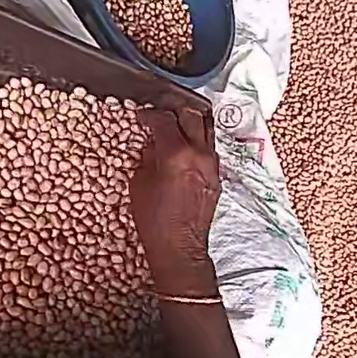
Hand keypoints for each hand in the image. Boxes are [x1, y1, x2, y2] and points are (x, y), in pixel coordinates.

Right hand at [130, 106, 220, 294]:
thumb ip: (147, 157)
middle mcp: (199, 154)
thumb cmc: (153, 219)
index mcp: (177, 154)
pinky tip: (184, 148)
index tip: (141, 115)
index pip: (164, 120)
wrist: (179, 246)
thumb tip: (152, 144)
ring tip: (175, 126)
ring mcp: (212, 165)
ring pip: (206, 129)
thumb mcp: (139, 183)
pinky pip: (208, 148)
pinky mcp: (217, 176)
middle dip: (174, 110)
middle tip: (160, 114)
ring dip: (190, 122)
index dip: (149, 114)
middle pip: (191, 115)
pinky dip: (196, 141)